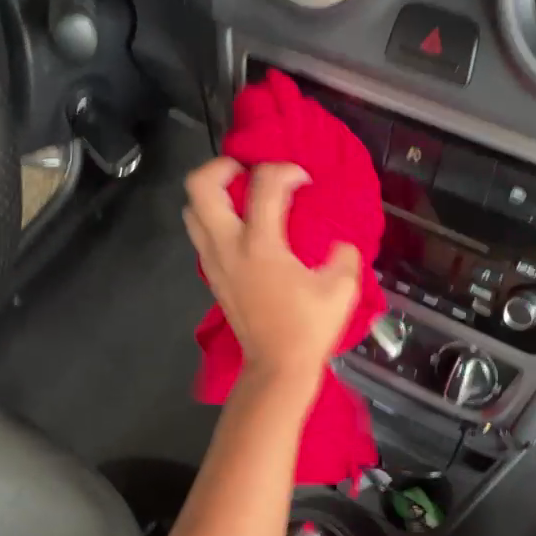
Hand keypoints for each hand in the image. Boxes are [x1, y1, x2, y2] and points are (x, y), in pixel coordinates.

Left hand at [183, 157, 364, 391]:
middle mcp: (229, 248)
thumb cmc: (309, 330)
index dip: (286, 169)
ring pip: (192, 212)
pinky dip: (215, 223)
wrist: (277, 369)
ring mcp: (215, 264)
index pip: (264, 183)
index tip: (304, 180)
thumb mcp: (341, 289)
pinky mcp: (214, 280)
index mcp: (261, 245)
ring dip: (212, 196)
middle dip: (222, 167)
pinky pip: (202, 237)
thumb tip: (339, 244)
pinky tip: (242, 232)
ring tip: (240, 198)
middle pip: (201, 187)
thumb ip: (343, 255)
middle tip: (248, 172)